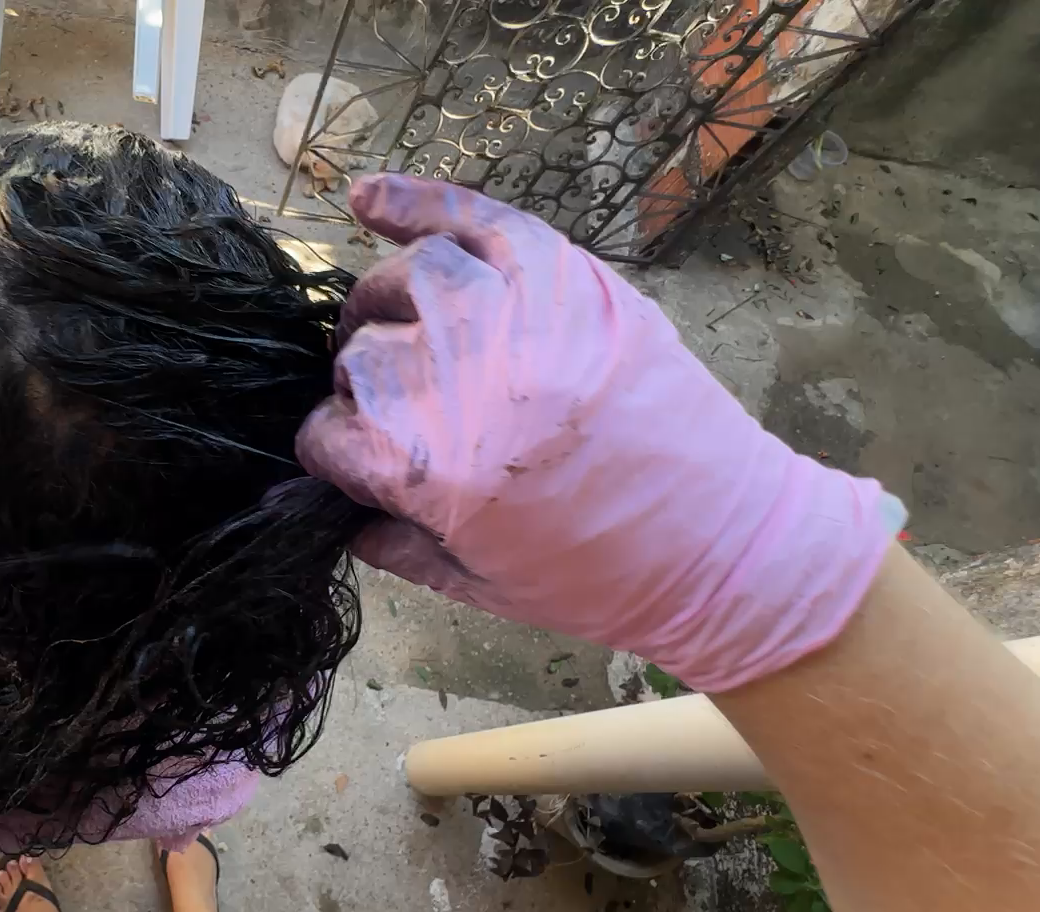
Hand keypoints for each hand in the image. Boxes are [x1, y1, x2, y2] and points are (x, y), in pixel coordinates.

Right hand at [298, 175, 900, 690]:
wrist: (719, 545)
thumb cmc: (587, 577)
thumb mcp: (467, 584)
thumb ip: (386, 545)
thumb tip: (339, 511)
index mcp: (411, 465)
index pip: (321, 435)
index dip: (332, 455)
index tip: (356, 466)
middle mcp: (441, 380)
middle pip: (355, 360)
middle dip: (359, 388)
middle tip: (397, 408)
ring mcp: (502, 316)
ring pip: (397, 281)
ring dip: (380, 306)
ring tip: (396, 325)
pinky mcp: (557, 274)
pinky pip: (468, 216)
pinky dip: (409, 200)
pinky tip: (364, 199)